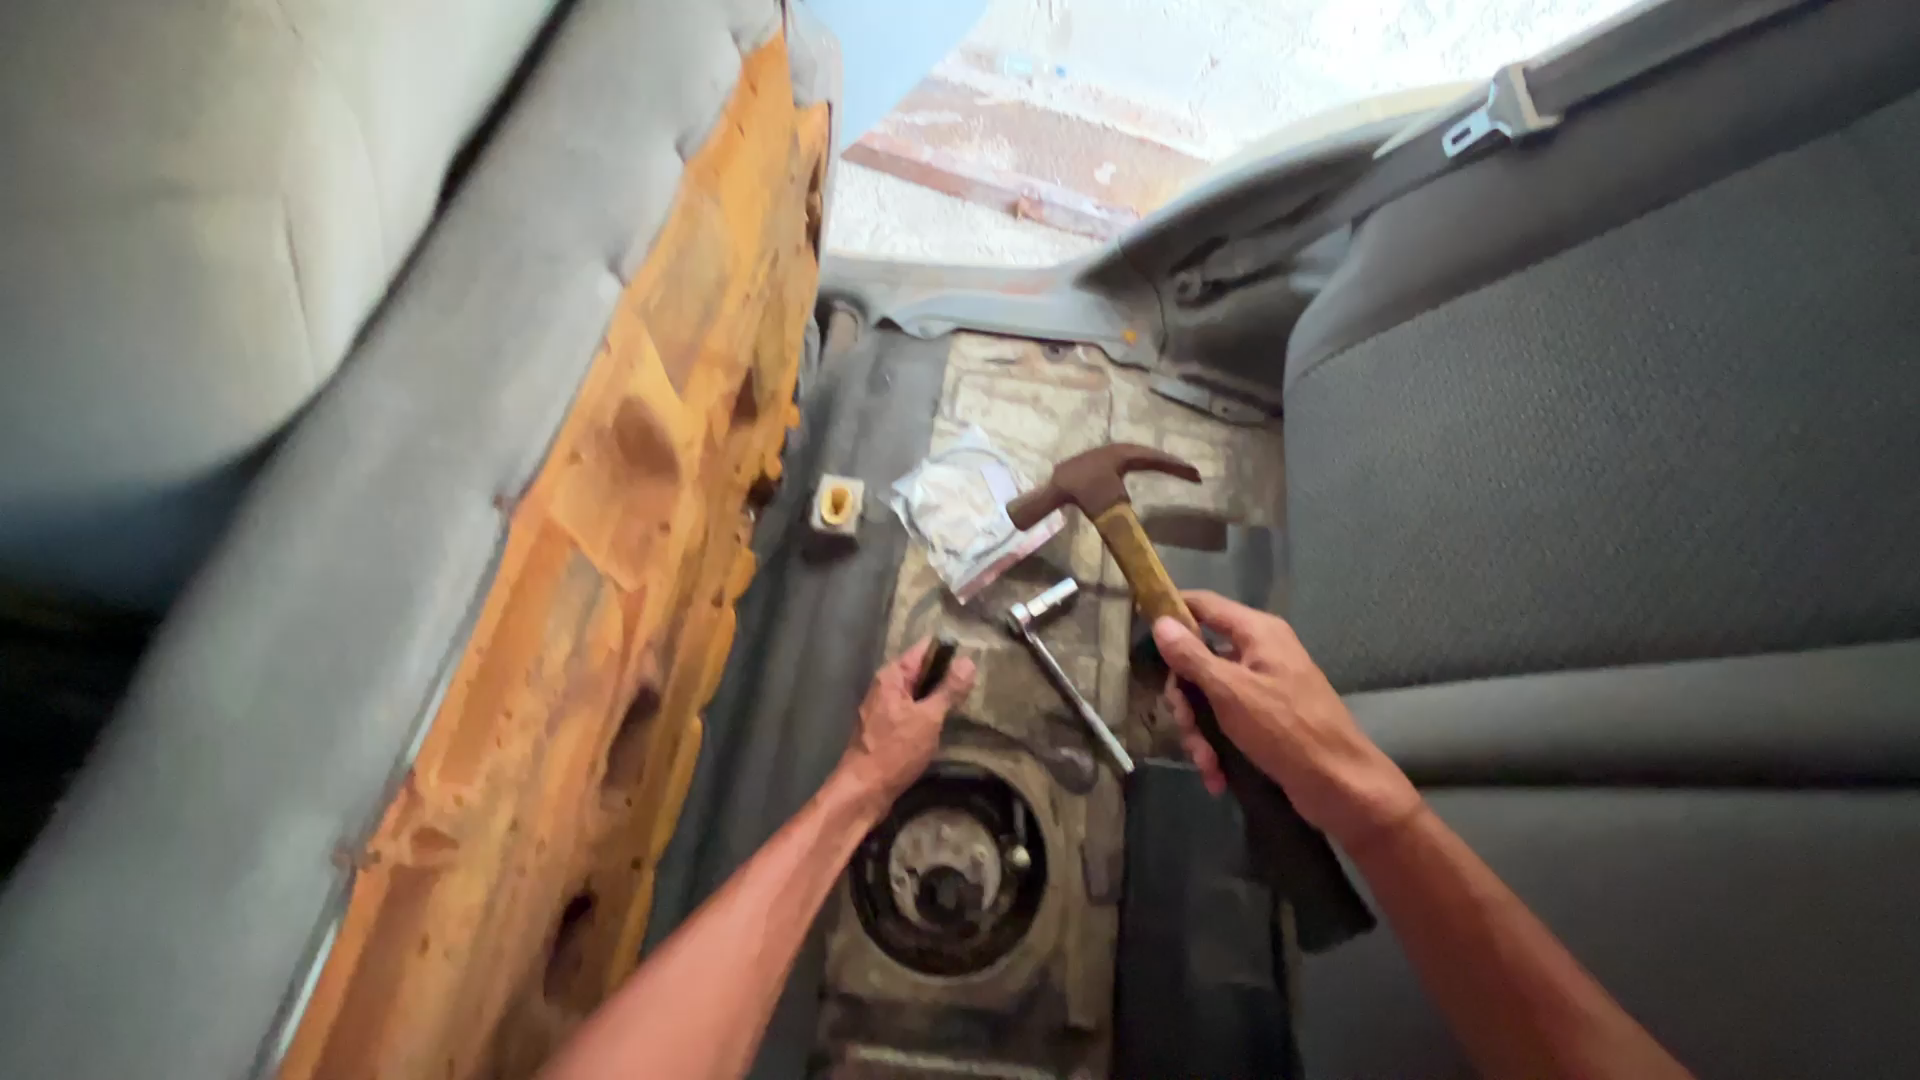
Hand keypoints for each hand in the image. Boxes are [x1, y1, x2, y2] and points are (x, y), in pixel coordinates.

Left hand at [838, 638, 977, 813]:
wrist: (864, 791)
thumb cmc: (895, 751)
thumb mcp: (928, 718)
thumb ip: (948, 690)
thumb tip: (968, 661)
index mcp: (892, 676)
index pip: (924, 649)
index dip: (948, 651)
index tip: (974, 658)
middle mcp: (885, 685)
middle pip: (921, 670)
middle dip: (946, 675)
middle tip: (976, 683)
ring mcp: (884, 707)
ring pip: (917, 692)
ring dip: (938, 697)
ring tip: (967, 700)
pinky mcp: (886, 727)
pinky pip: (912, 710)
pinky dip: (928, 713)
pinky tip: (945, 722)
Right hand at [1154, 591, 1421, 849]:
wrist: (1342, 787)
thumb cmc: (1287, 729)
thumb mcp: (1231, 691)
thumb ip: (1192, 656)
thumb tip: (1160, 622)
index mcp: (1256, 633)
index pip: (1203, 605)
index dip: (1171, 612)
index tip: (1141, 629)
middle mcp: (1258, 652)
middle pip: (1198, 659)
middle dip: (1185, 697)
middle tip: (1183, 722)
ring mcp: (1262, 686)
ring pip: (1208, 695)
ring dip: (1198, 730)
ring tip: (1205, 761)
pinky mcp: (1264, 718)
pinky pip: (1225, 720)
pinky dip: (1216, 745)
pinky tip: (1215, 773)